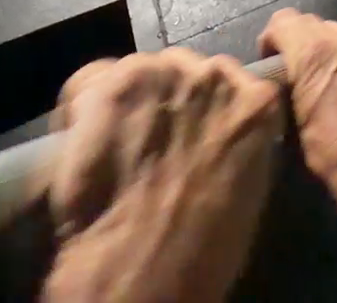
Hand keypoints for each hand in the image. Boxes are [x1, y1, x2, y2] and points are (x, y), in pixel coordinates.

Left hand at [41, 49, 283, 302]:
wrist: (147, 269)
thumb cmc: (203, 246)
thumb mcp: (247, 180)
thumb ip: (237, 138)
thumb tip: (217, 133)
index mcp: (259, 100)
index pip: (227, 79)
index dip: (199, 108)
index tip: (183, 136)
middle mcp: (216, 72)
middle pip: (181, 67)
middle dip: (164, 98)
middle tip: (147, 143)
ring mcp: (166, 74)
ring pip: (136, 70)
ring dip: (123, 101)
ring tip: (109, 145)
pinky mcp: (117, 86)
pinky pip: (90, 79)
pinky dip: (78, 107)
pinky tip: (77, 142)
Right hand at [258, 9, 336, 204]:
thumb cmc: (333, 153)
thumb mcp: (294, 123)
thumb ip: (287, 88)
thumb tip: (283, 82)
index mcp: (315, 53)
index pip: (283, 20)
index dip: (272, 39)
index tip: (270, 62)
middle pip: (313, 22)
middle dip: (299, 41)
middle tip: (295, 71)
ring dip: (329, 47)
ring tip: (326, 77)